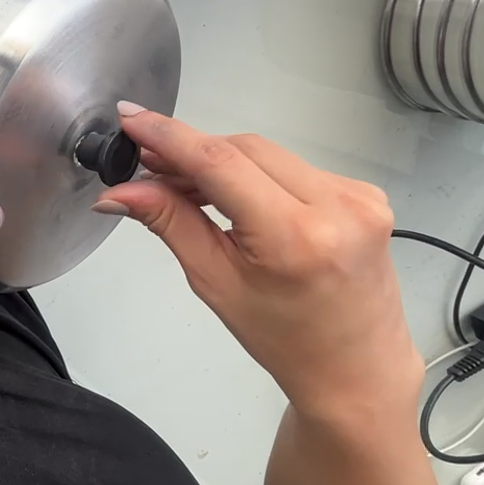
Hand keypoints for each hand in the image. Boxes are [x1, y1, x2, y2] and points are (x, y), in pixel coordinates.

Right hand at [96, 104, 421, 414]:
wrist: (355, 367)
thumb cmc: (280, 337)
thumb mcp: (214, 281)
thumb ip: (170, 223)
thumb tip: (118, 191)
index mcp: (296, 237)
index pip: (220, 164)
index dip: (169, 136)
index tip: (130, 118)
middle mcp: (338, 205)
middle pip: (243, 150)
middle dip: (189, 151)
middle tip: (144, 166)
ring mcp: (359, 196)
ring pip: (266, 153)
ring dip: (217, 161)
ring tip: (179, 185)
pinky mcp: (365, 193)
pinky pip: (291, 166)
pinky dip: (251, 172)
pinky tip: (228, 195)